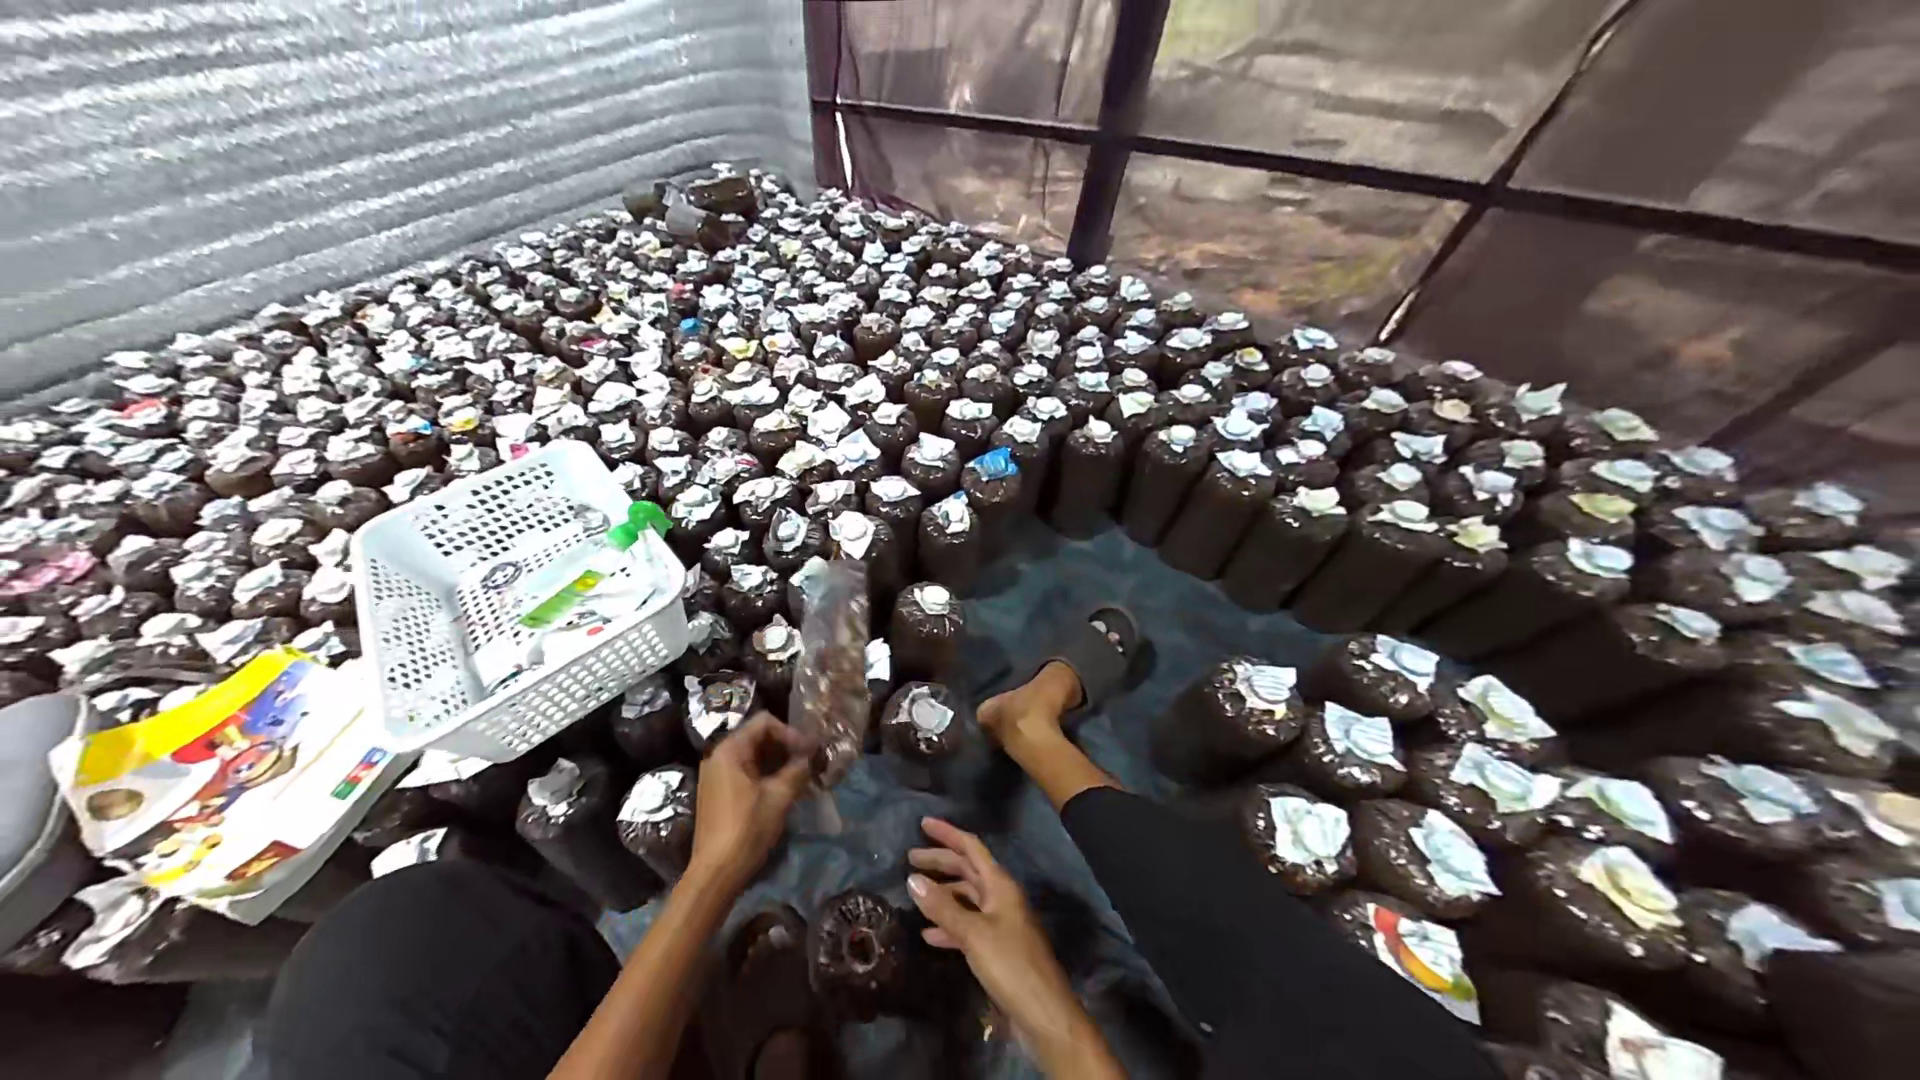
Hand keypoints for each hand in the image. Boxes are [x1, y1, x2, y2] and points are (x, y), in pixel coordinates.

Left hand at [688, 712, 814, 892]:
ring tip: (802, 776)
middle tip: (810, 762)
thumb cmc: (747, 828)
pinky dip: (767, 774)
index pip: (765, 722)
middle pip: (759, 737)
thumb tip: (811, 755)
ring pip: (754, 755)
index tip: (809, 751)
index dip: (791, 733)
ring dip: (779, 762)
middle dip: (787, 746)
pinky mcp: (719, 792)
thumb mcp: (780, 796)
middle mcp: (719, 756)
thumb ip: (798, 769)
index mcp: (730, 750)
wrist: (716, 873)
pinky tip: (785, 789)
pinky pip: (747, 771)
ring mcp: (717, 775)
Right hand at [908, 819, 1119, 1077]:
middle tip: (910, 858)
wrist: (1043, 1014)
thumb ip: (943, 907)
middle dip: (940, 861)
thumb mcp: (973, 934)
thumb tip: (913, 879)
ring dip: (942, 893)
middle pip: (967, 870)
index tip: (922, 824)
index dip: (947, 834)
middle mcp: (1001, 897)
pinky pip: (968, 925)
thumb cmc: (1011, 965)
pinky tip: (928, 934)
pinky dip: (948, 925)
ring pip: (966, 898)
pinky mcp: (997, 948)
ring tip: (915, 893)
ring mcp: (1000, 922)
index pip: (971, 848)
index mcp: (1000, 885)